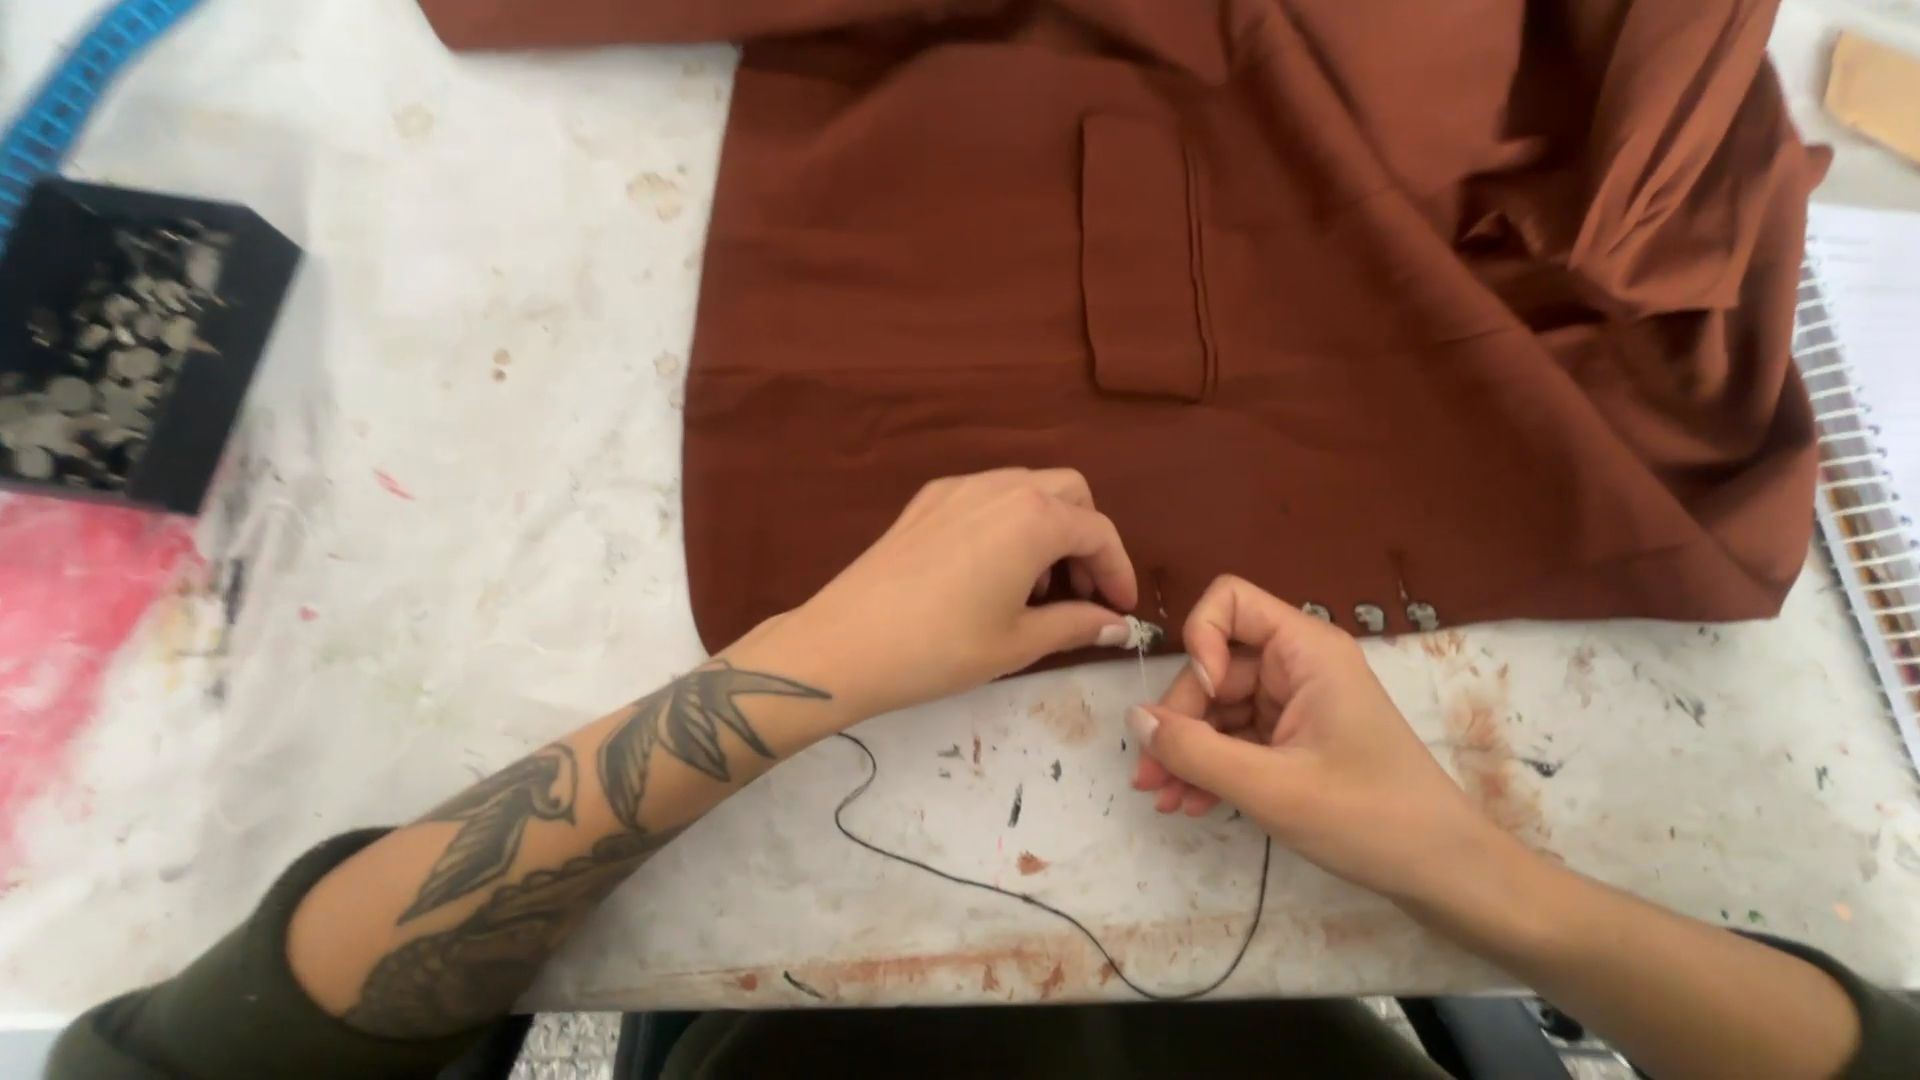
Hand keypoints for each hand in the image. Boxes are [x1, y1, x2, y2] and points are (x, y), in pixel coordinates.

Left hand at [758, 468, 1139, 718]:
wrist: (845, 644)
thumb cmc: (941, 648)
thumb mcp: (1018, 642)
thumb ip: (1077, 624)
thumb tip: (1116, 625)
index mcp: (1034, 517)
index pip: (1098, 532)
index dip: (1118, 571)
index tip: (1121, 610)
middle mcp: (1000, 486)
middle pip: (1069, 493)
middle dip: (1086, 538)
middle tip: (1080, 591)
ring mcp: (958, 488)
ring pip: (1027, 488)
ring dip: (1048, 527)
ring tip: (1033, 587)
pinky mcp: (926, 500)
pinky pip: (987, 495)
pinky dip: (1009, 521)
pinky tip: (991, 569)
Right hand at [1128, 575, 1513, 905]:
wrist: (1446, 876)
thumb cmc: (1369, 818)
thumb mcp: (1272, 788)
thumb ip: (1194, 751)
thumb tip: (1133, 719)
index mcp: (1306, 651)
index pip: (1230, 602)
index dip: (1200, 640)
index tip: (1201, 698)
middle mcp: (1297, 666)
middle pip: (1213, 667)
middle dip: (1179, 720)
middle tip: (1150, 778)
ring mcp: (1295, 704)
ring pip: (1218, 708)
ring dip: (1187, 752)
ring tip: (1163, 800)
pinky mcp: (1294, 739)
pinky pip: (1236, 738)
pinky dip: (1211, 766)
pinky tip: (1190, 804)